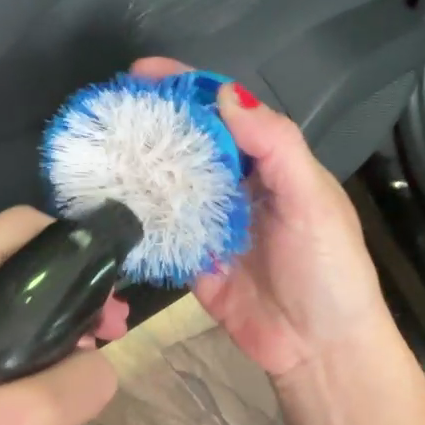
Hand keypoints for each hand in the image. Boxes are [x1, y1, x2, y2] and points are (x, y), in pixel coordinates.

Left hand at [0, 207, 119, 424]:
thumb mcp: (28, 423)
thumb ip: (82, 381)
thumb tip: (102, 359)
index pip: (22, 225)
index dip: (73, 248)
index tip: (103, 291)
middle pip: (15, 249)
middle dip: (68, 283)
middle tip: (106, 328)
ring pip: (3, 279)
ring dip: (50, 307)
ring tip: (87, 350)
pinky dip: (23, 323)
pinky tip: (51, 364)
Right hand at [132, 58, 388, 381]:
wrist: (319, 352)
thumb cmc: (328, 270)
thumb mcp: (313, 201)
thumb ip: (275, 146)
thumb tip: (224, 93)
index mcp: (268, 161)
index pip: (223, 109)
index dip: (186, 86)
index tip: (143, 73)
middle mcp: (233, 183)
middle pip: (186, 138)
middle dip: (149, 117)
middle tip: (108, 108)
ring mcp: (207, 218)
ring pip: (166, 177)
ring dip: (135, 159)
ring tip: (96, 143)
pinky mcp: (187, 252)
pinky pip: (156, 223)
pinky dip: (133, 208)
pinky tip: (103, 194)